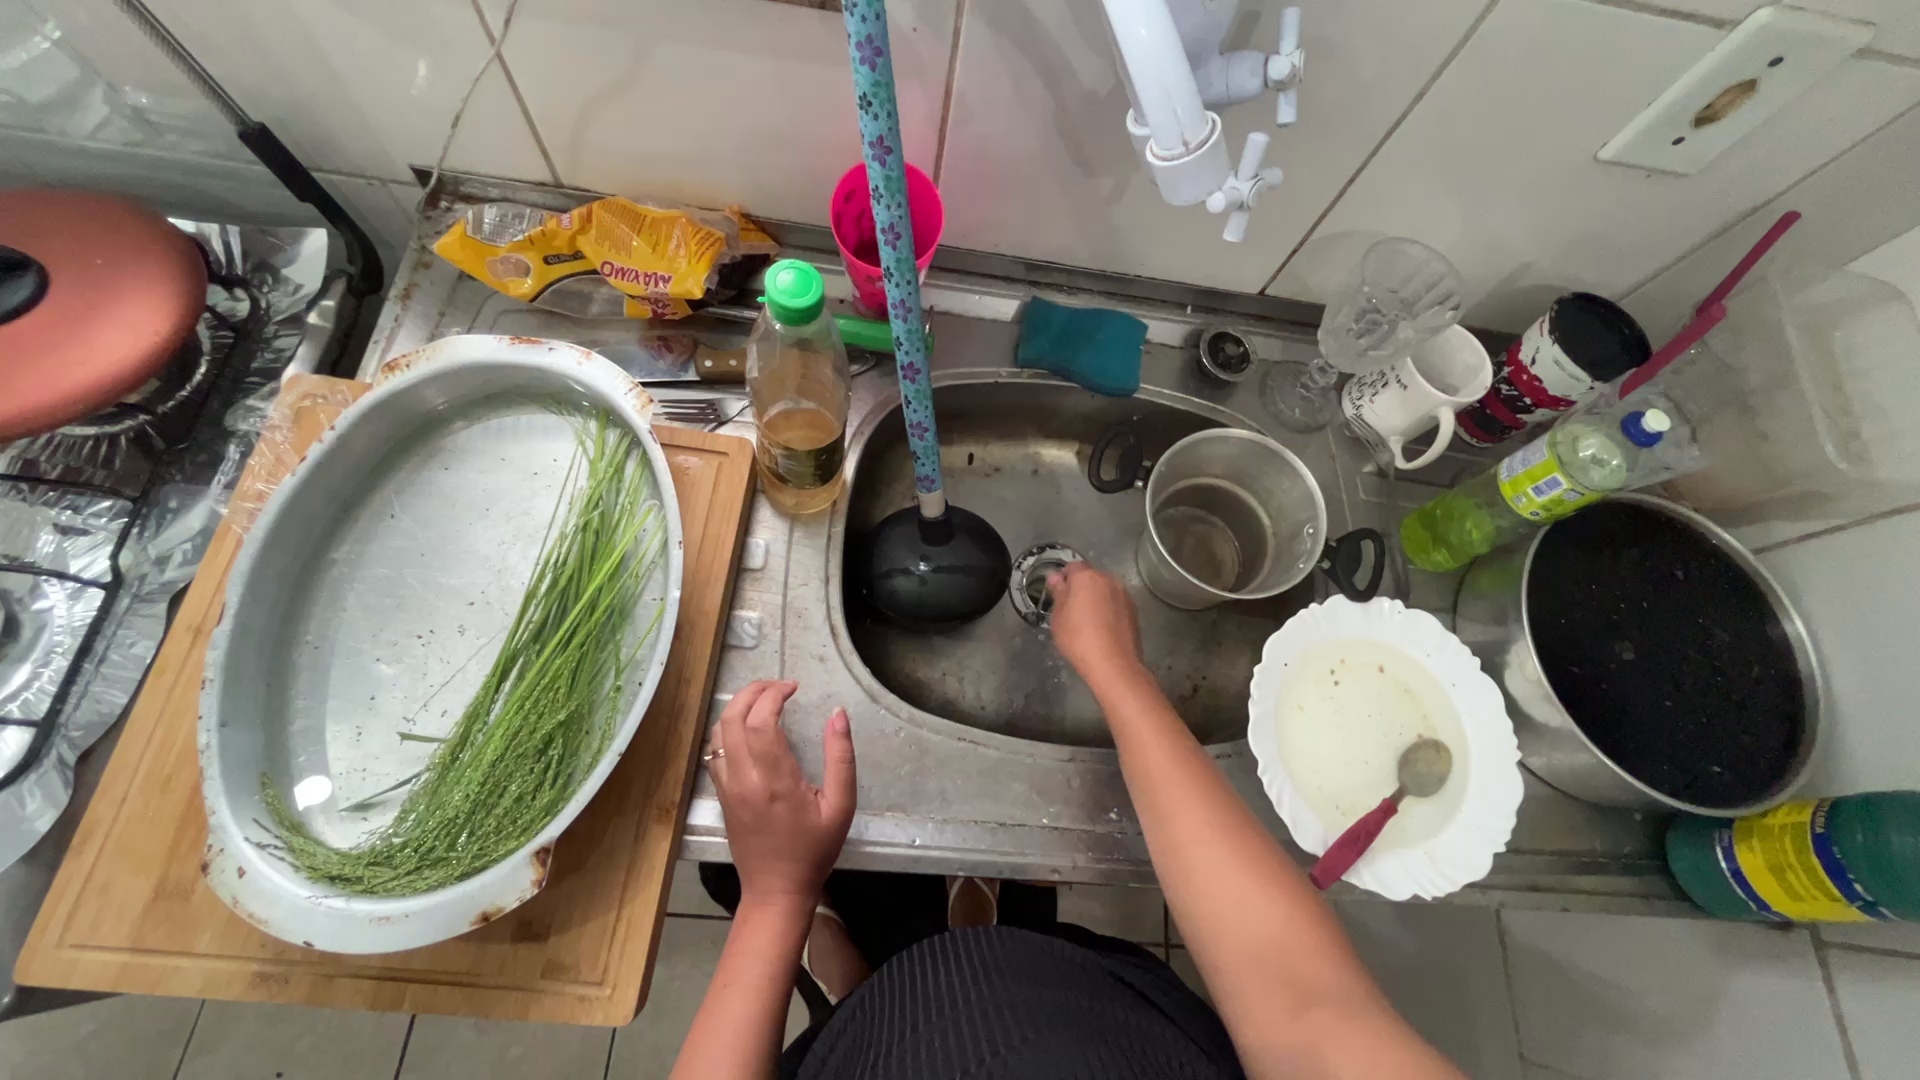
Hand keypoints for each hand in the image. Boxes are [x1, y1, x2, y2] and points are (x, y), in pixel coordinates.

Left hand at [706, 680, 856, 909]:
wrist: (777, 890)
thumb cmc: (814, 849)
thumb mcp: (841, 805)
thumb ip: (841, 756)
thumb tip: (837, 714)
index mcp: (774, 779)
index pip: (760, 719)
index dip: (774, 694)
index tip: (794, 688)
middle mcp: (743, 778)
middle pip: (732, 717)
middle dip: (753, 692)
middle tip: (778, 686)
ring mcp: (726, 787)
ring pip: (718, 732)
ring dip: (737, 707)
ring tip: (764, 700)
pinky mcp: (721, 795)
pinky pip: (715, 751)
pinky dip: (728, 728)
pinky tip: (748, 728)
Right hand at [1047, 563, 1143, 685]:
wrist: (1113, 663)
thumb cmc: (1078, 638)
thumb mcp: (1058, 617)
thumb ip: (1058, 592)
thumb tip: (1055, 576)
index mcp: (1087, 577)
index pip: (1072, 567)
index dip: (1064, 578)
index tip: (1058, 594)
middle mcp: (1108, 579)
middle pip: (1091, 577)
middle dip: (1081, 588)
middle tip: (1072, 609)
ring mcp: (1124, 594)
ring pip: (1105, 590)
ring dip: (1097, 598)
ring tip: (1090, 621)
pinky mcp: (1134, 610)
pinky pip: (1116, 603)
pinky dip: (1109, 609)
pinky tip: (1104, 628)